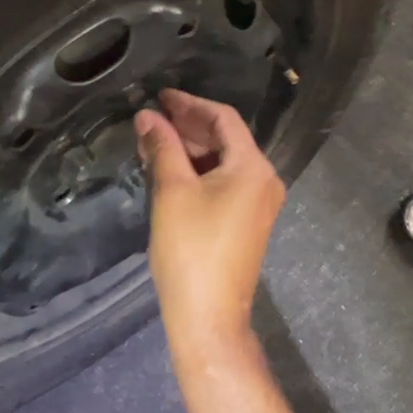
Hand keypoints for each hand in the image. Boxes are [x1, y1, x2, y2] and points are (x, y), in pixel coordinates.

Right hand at [134, 89, 286, 357]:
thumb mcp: (172, 191)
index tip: (160, 96)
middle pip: (226, 138)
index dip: (190, 103)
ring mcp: (259, 203)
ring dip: (191, 149)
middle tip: (153, 117)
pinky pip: (225, 182)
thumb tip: (147, 116)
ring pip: (224, 161)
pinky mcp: (248, 222)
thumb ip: (162, 146)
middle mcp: (264, 180)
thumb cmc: (190, 249)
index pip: (224, 118)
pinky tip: (171, 169)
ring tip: (154, 141)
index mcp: (253, 167)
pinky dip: (199, 171)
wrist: (208, 316)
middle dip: (188, 126)